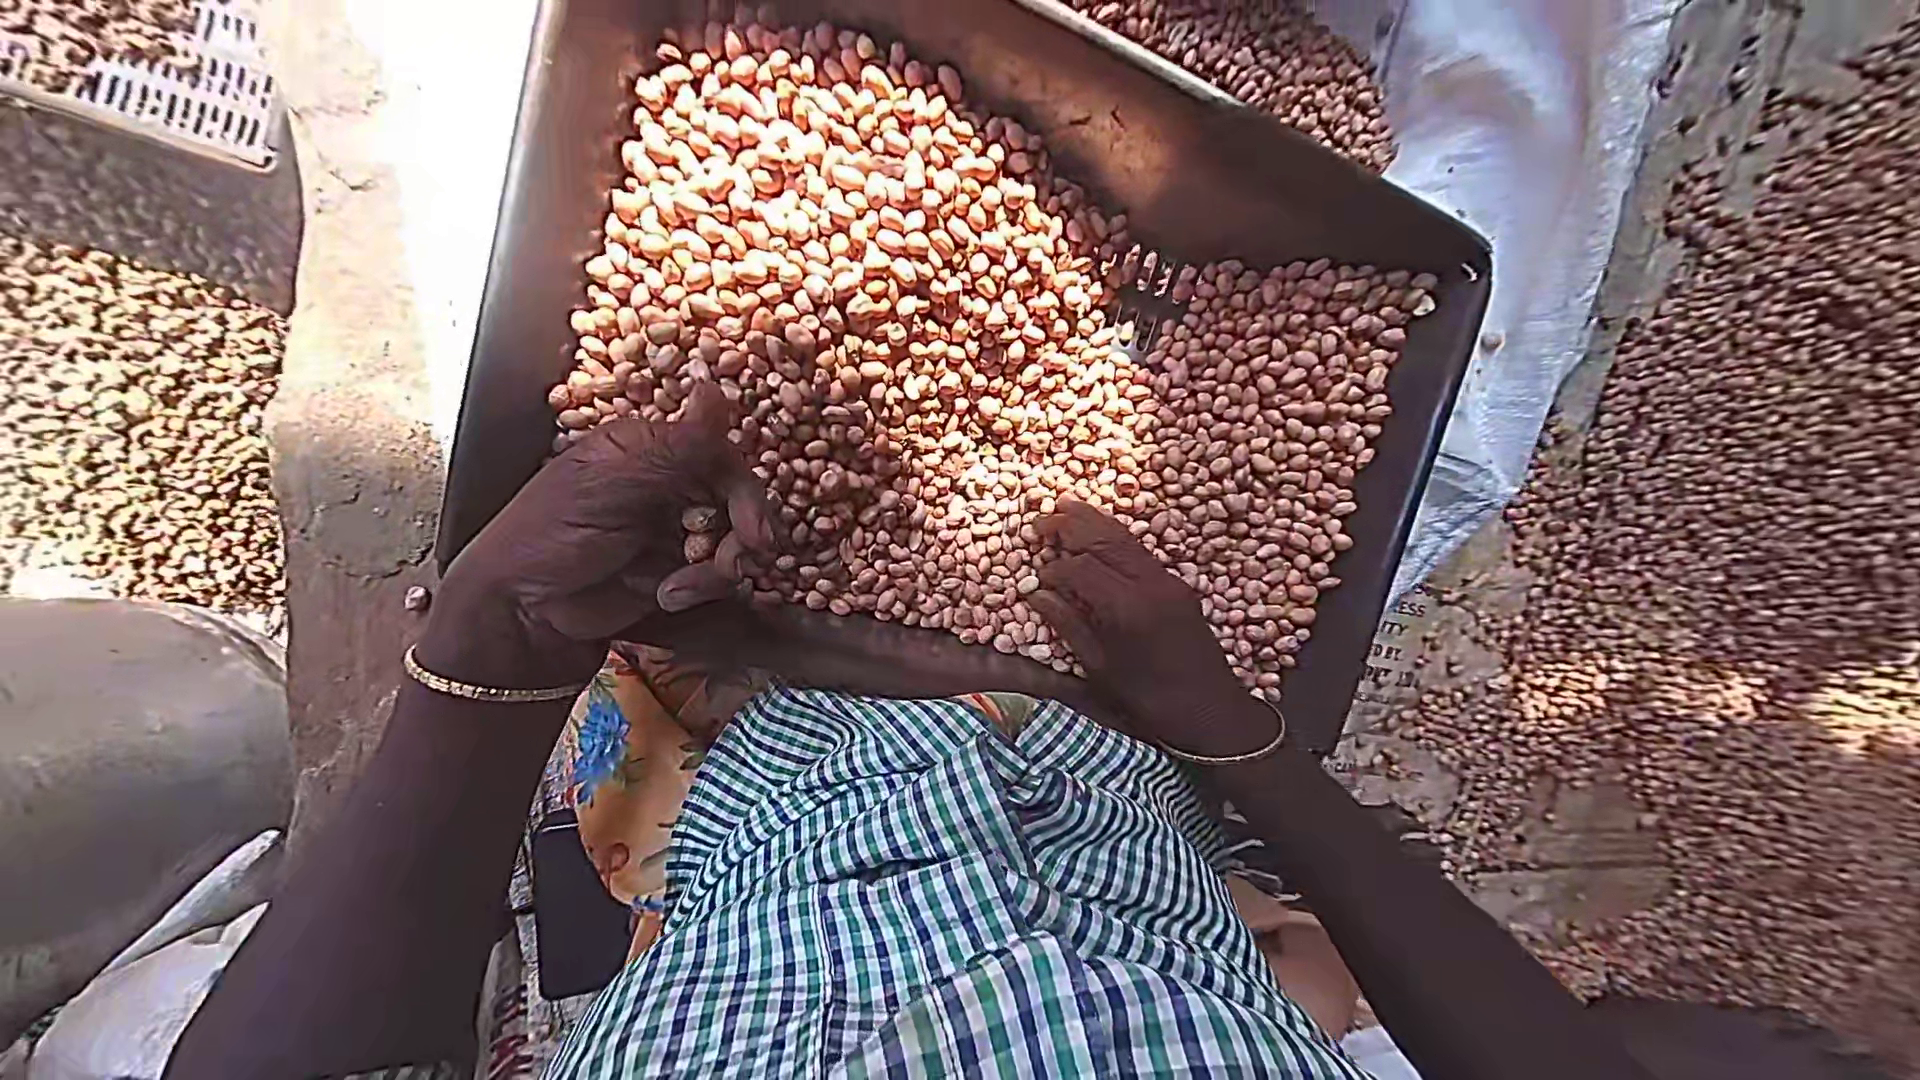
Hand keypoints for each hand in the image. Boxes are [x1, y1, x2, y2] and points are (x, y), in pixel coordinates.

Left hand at [418, 383, 774, 688]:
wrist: (522, 616)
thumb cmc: (547, 539)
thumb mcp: (608, 486)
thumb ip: (672, 446)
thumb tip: (713, 388)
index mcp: (650, 451)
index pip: (720, 458)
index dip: (744, 493)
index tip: (754, 530)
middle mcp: (670, 484)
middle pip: (736, 500)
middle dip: (742, 535)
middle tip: (736, 563)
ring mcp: (676, 527)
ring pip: (734, 538)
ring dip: (720, 567)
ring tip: (683, 587)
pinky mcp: (678, 566)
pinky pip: (717, 572)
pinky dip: (702, 587)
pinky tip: (668, 596)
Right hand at [1029, 499, 1281, 755]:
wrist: (1212, 713)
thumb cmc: (1149, 700)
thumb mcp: (1100, 668)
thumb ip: (1068, 625)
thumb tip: (1037, 595)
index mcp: (1127, 609)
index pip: (1081, 570)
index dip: (1054, 569)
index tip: (1037, 577)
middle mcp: (1150, 585)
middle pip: (1105, 540)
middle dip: (1070, 526)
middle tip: (1042, 518)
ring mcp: (1168, 582)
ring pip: (1126, 538)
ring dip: (1094, 521)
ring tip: (1066, 506)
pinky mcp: (1178, 586)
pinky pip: (1140, 551)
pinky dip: (1115, 537)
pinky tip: (1099, 533)